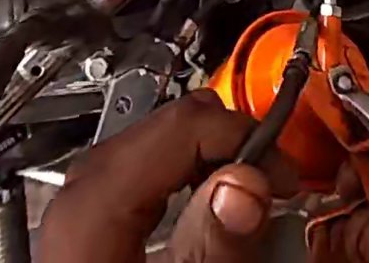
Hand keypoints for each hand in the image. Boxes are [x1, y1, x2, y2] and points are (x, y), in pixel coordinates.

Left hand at [38, 90, 292, 262]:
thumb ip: (211, 245)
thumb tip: (249, 182)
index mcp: (97, 197)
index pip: (186, 122)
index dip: (245, 135)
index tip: (282, 173)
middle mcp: (86, 181)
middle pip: (176, 123)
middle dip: (232, 143)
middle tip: (272, 184)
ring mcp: (87, 190)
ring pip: (165, 138)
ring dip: (214, 157)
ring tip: (247, 198)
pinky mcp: (94, 206)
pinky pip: (150, 164)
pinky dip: (188, 173)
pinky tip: (208, 204)